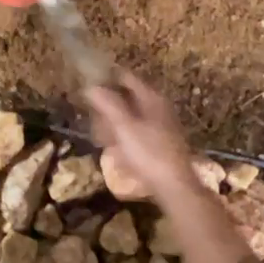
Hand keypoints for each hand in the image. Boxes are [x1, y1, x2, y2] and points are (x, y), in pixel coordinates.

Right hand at [85, 72, 197, 198]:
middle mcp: (159, 106)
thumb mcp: (124, 127)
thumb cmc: (148, 153)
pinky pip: (138, 132)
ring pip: (133, 116)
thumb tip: (91, 86)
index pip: (127, 77)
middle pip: (129, 97)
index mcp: (152, 98)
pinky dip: (125, 137)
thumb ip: (108, 104)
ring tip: (102, 137)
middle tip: (93, 116)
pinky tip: (118, 152)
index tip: (89, 83)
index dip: (107, 77)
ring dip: (115, 124)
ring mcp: (163, 125)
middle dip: (109, 105)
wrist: (174, 185)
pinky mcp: (162, 142)